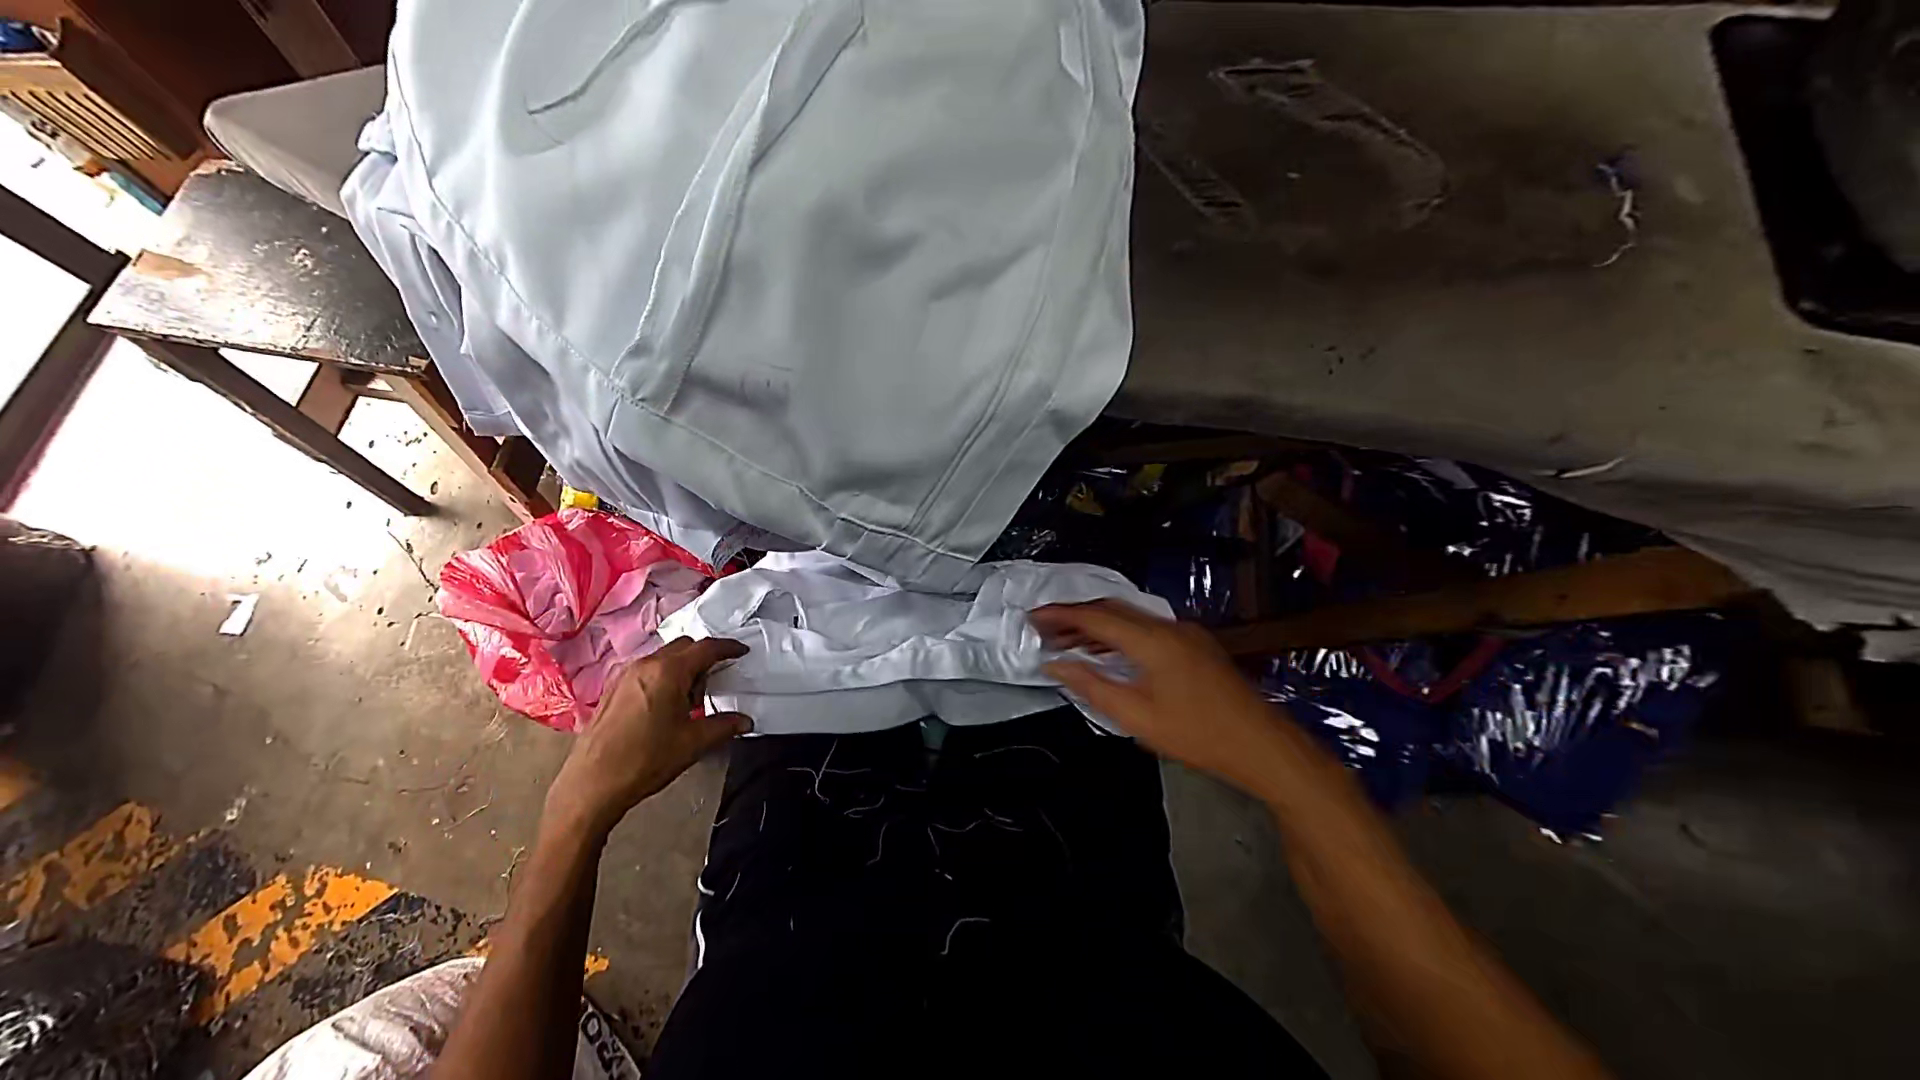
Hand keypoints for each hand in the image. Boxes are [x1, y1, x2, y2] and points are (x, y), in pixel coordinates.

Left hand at [547, 638, 752, 835]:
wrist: (592, 784)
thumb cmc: (645, 760)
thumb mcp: (694, 743)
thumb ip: (724, 726)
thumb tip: (745, 722)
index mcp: (668, 672)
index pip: (706, 648)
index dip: (728, 648)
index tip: (741, 652)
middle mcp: (645, 665)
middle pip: (684, 647)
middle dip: (704, 659)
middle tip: (713, 685)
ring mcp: (624, 675)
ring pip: (664, 658)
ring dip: (683, 669)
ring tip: (688, 702)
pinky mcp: (612, 688)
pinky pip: (647, 670)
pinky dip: (663, 677)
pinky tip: (664, 707)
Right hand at [1033, 600, 1296, 796]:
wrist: (1261, 744)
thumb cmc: (1196, 734)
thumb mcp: (1136, 717)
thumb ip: (1091, 686)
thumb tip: (1056, 665)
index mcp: (1152, 641)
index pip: (1096, 616)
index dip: (1061, 615)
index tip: (1034, 617)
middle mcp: (1169, 627)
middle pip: (1113, 609)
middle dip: (1076, 617)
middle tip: (1046, 630)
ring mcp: (1186, 633)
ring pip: (1132, 617)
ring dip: (1099, 625)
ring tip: (1069, 642)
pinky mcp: (1196, 644)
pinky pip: (1148, 627)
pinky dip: (1121, 633)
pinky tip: (1109, 651)